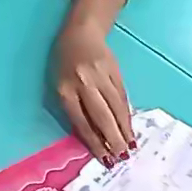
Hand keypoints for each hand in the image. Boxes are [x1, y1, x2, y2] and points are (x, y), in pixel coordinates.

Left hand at [53, 24, 132, 164]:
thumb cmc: (65, 63)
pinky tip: (130, 127)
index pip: (82, 121)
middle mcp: (84, 84)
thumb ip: (74, 109)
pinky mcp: (115, 71)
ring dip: (124, 129)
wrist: (81, 32)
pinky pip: (122, 97)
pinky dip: (127, 114)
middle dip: (112, 138)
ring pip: (115, 107)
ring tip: (130, 146)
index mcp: (65, 89)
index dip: (94, 141)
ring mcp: (101, 76)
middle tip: (121, 156)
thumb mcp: (60, 86)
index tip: (104, 158)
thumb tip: (93, 136)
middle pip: (101, 116)